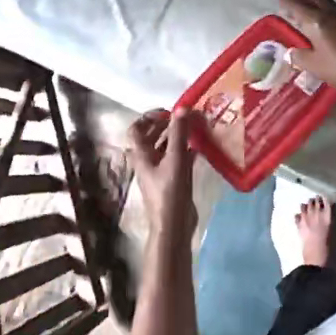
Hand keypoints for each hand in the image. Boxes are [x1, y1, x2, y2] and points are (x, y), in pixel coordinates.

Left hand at [128, 108, 198, 242]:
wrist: (173, 226)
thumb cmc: (170, 192)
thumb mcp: (175, 160)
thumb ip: (179, 133)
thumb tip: (183, 108)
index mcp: (141, 156)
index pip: (136, 129)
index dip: (149, 117)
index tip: (168, 112)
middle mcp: (147, 162)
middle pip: (150, 137)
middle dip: (165, 125)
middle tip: (184, 118)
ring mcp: (159, 173)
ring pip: (164, 148)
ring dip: (176, 137)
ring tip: (194, 129)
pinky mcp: (171, 181)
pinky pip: (176, 159)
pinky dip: (185, 150)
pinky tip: (200, 147)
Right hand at [278, 0, 335, 94]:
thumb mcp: (315, 66)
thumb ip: (300, 57)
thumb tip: (290, 53)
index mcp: (315, 20)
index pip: (296, 5)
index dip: (286, 3)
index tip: (279, 3)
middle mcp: (329, 12)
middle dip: (301, 1)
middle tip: (293, 10)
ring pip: (326, 3)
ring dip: (315, 5)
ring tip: (309, 15)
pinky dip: (327, 13)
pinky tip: (328, 25)